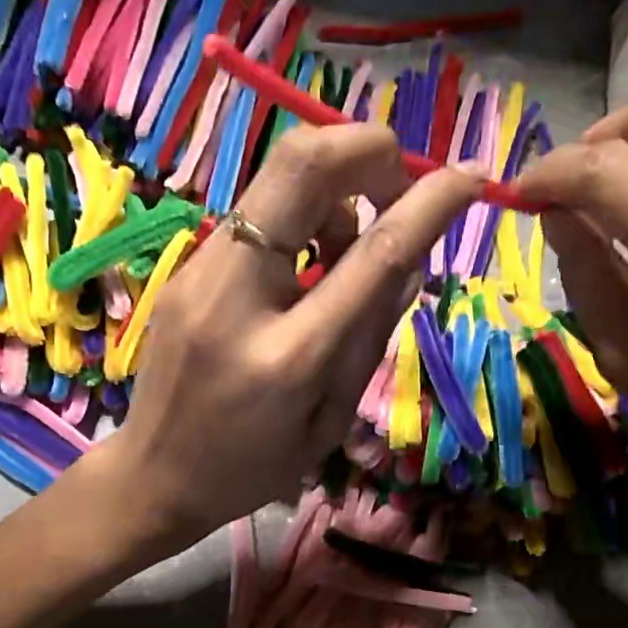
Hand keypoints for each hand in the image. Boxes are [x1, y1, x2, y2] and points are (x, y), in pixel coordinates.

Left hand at [107, 124, 481, 545]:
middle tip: (395, 189)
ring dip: (332, 191)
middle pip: (303, 166)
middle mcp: (237, 298)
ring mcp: (199, 274)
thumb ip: (371, 336)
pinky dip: (298, 219)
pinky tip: (299, 269)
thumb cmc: (252, 468)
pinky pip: (255, 213)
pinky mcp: (183, 269)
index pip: (373, 255)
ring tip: (340, 251)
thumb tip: (410, 255)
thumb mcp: (329, 421)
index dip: (429, 203)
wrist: (155, 476)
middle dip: (369, 151)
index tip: (472, 177)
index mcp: (289, 358)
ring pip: (276, 176)